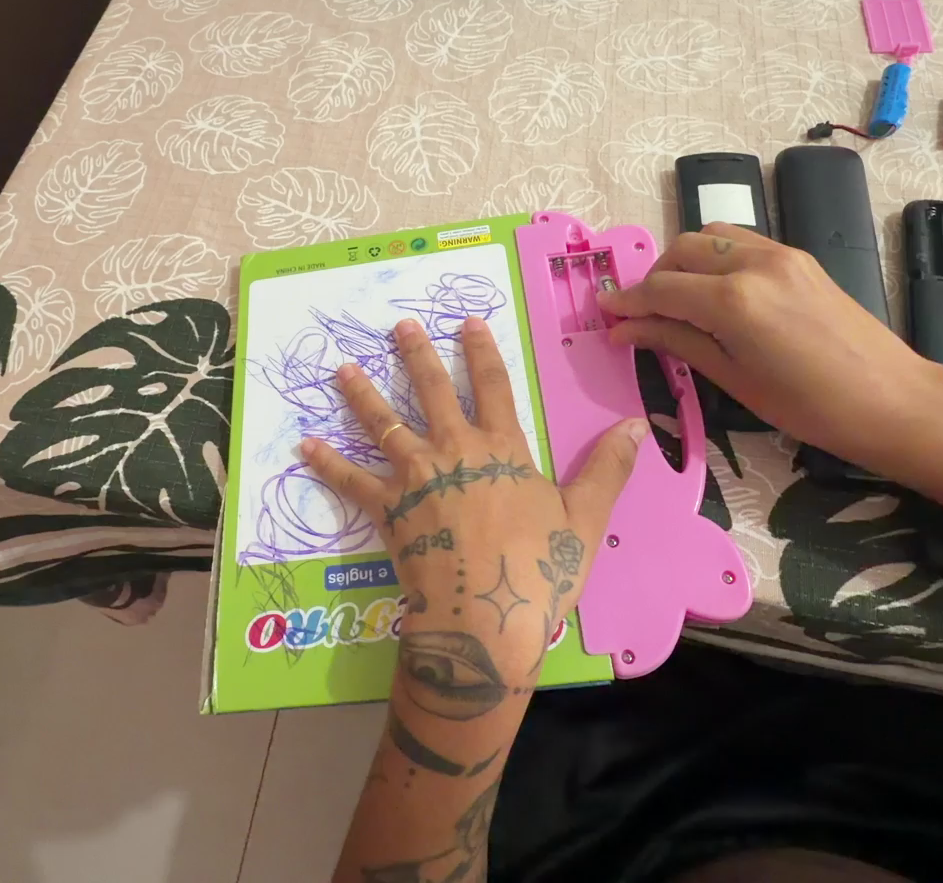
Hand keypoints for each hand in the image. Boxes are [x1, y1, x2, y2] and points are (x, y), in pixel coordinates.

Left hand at [299, 316, 645, 690]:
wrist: (485, 620)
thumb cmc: (538, 570)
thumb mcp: (583, 518)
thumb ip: (607, 468)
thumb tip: (638, 424)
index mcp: (501, 448)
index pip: (492, 385)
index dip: (481, 351)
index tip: (467, 321)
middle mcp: (454, 450)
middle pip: (431, 390)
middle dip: (415, 354)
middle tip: (398, 325)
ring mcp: (416, 477)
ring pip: (384, 423)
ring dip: (363, 394)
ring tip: (343, 369)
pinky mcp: (387, 508)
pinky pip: (351, 480)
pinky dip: (327, 462)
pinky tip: (304, 444)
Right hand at [596, 223, 942, 470]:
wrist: (891, 399)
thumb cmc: (807, 406)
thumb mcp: (732, 378)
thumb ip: (674, 342)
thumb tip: (624, 330)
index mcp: (733, 302)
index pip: (660, 289)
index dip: (626, 301)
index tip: (603, 312)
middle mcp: (753, 265)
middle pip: (679, 251)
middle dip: (652, 278)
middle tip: (643, 314)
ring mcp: (780, 254)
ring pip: (710, 237)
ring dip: (683, 260)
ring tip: (677, 299)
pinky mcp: (798, 257)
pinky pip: (741, 242)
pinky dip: (714, 257)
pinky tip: (714, 291)